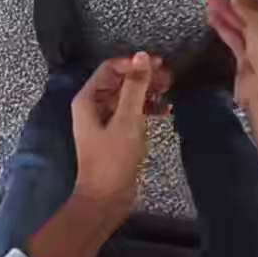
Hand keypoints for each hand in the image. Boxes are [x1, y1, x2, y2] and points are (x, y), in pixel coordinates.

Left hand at [70, 52, 161, 218]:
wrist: (105, 200)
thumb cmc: (113, 159)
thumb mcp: (127, 120)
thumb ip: (135, 88)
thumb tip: (142, 57)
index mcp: (88, 99)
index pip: (111, 69)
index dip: (134, 64)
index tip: (159, 65)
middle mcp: (92, 106)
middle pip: (119, 81)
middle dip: (143, 77)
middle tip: (168, 78)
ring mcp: (103, 120)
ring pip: (126, 96)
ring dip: (146, 92)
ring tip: (169, 91)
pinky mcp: (114, 134)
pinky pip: (130, 113)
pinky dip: (145, 109)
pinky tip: (163, 112)